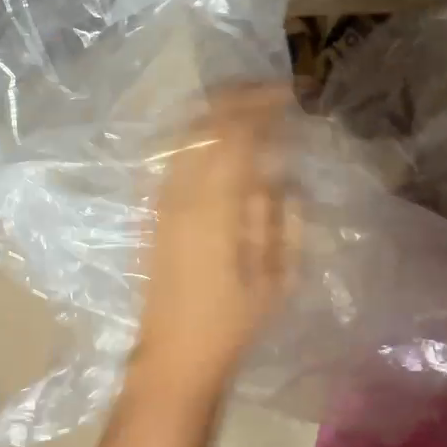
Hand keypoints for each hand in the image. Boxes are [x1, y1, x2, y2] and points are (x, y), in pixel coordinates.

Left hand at [132, 82, 299, 398]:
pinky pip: (173, 150)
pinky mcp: (153, 206)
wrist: (173, 356)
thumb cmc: (234, 321)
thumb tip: (284, 171)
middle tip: (272, 90)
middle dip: (240, 96)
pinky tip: (216, 133)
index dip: (266, 103)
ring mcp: (162, 195)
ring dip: (217, 108)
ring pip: (186, 130)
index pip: (240, 131)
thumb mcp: (276, 275)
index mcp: (218, 203)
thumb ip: (282, 215)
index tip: (293, 93)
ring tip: (247, 102)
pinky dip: (197, 129)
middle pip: (207, 119)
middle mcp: (184, 189)